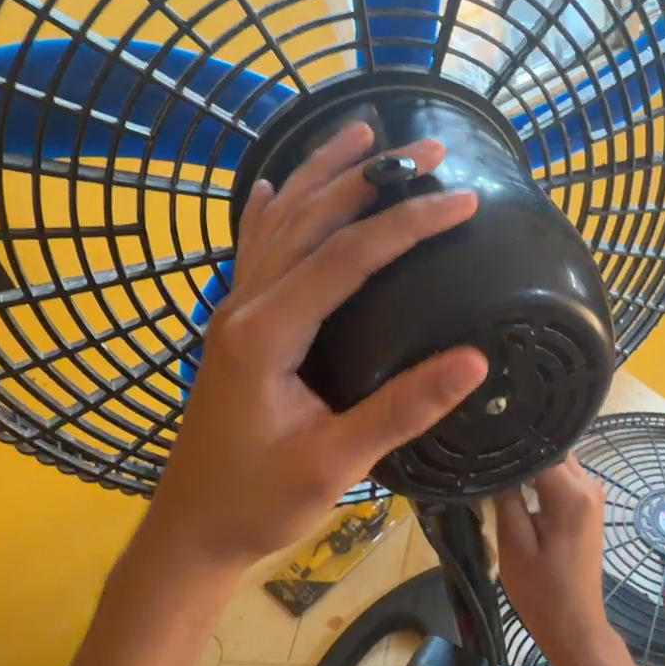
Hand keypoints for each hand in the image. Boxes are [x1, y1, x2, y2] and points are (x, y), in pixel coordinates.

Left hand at [149, 119, 489, 566]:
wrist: (190, 532)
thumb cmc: (258, 501)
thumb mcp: (335, 463)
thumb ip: (403, 409)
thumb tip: (474, 360)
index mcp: (268, 334)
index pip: (347, 257)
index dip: (407, 223)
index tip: (461, 199)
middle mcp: (246, 307)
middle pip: (311, 220)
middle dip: (370, 177)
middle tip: (425, 148)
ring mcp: (235, 311)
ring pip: (280, 221)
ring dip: (322, 174)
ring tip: (360, 133)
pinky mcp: (235, 326)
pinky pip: (254, 248)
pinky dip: (273, 210)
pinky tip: (278, 185)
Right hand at [493, 456, 613, 665]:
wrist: (574, 626)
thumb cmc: (541, 592)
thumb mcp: (514, 545)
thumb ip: (507, 498)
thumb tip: (498, 464)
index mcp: (572, 494)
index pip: (539, 450)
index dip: (511, 445)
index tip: (483, 443)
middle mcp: (589, 486)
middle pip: (551, 451)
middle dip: (521, 453)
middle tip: (486, 457)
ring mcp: (593, 495)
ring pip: (558, 462)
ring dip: (531, 465)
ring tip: (497, 470)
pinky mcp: (589, 506)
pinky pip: (564, 478)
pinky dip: (542, 477)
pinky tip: (517, 485)